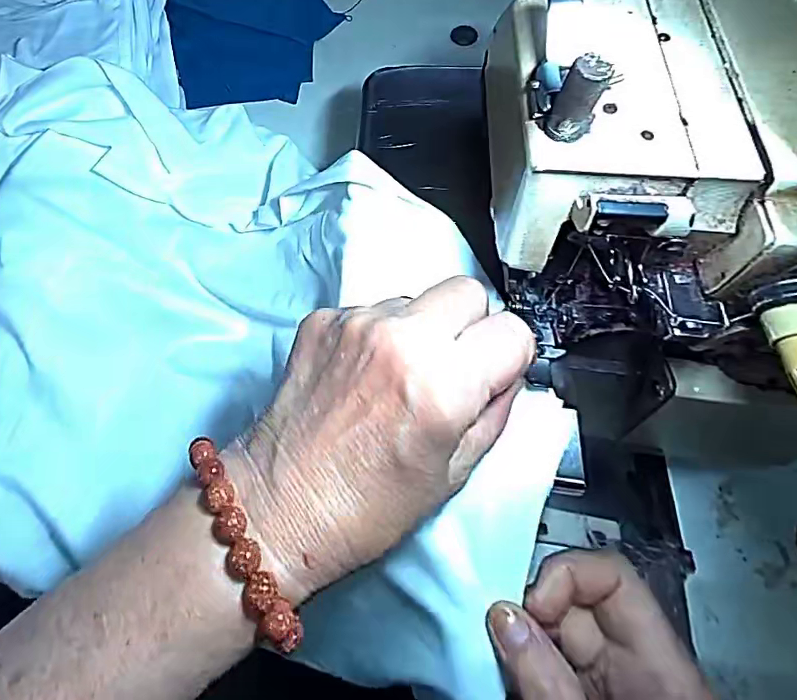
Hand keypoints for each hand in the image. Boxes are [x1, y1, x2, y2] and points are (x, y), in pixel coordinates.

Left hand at [223, 276, 534, 603]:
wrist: (283, 502)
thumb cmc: (364, 506)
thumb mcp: (455, 472)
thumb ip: (494, 412)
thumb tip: (508, 374)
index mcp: (440, 384)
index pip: (512, 330)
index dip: (511, 354)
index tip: (499, 369)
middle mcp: (396, 339)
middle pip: (466, 290)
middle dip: (472, 325)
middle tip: (455, 364)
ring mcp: (354, 323)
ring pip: (416, 297)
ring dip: (421, 328)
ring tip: (399, 377)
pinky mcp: (321, 320)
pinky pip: (371, 308)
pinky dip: (377, 333)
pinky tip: (364, 374)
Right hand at [487, 548, 710, 699]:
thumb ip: (550, 679)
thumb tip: (504, 617)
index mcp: (666, 669)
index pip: (612, 574)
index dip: (563, 574)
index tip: (527, 606)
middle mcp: (645, 668)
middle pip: (576, 601)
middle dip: (528, 608)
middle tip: (496, 633)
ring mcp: (621, 685)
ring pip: (559, 632)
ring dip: (521, 637)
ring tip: (497, 657)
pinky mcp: (595, 697)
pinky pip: (556, 662)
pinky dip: (527, 663)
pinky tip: (507, 676)